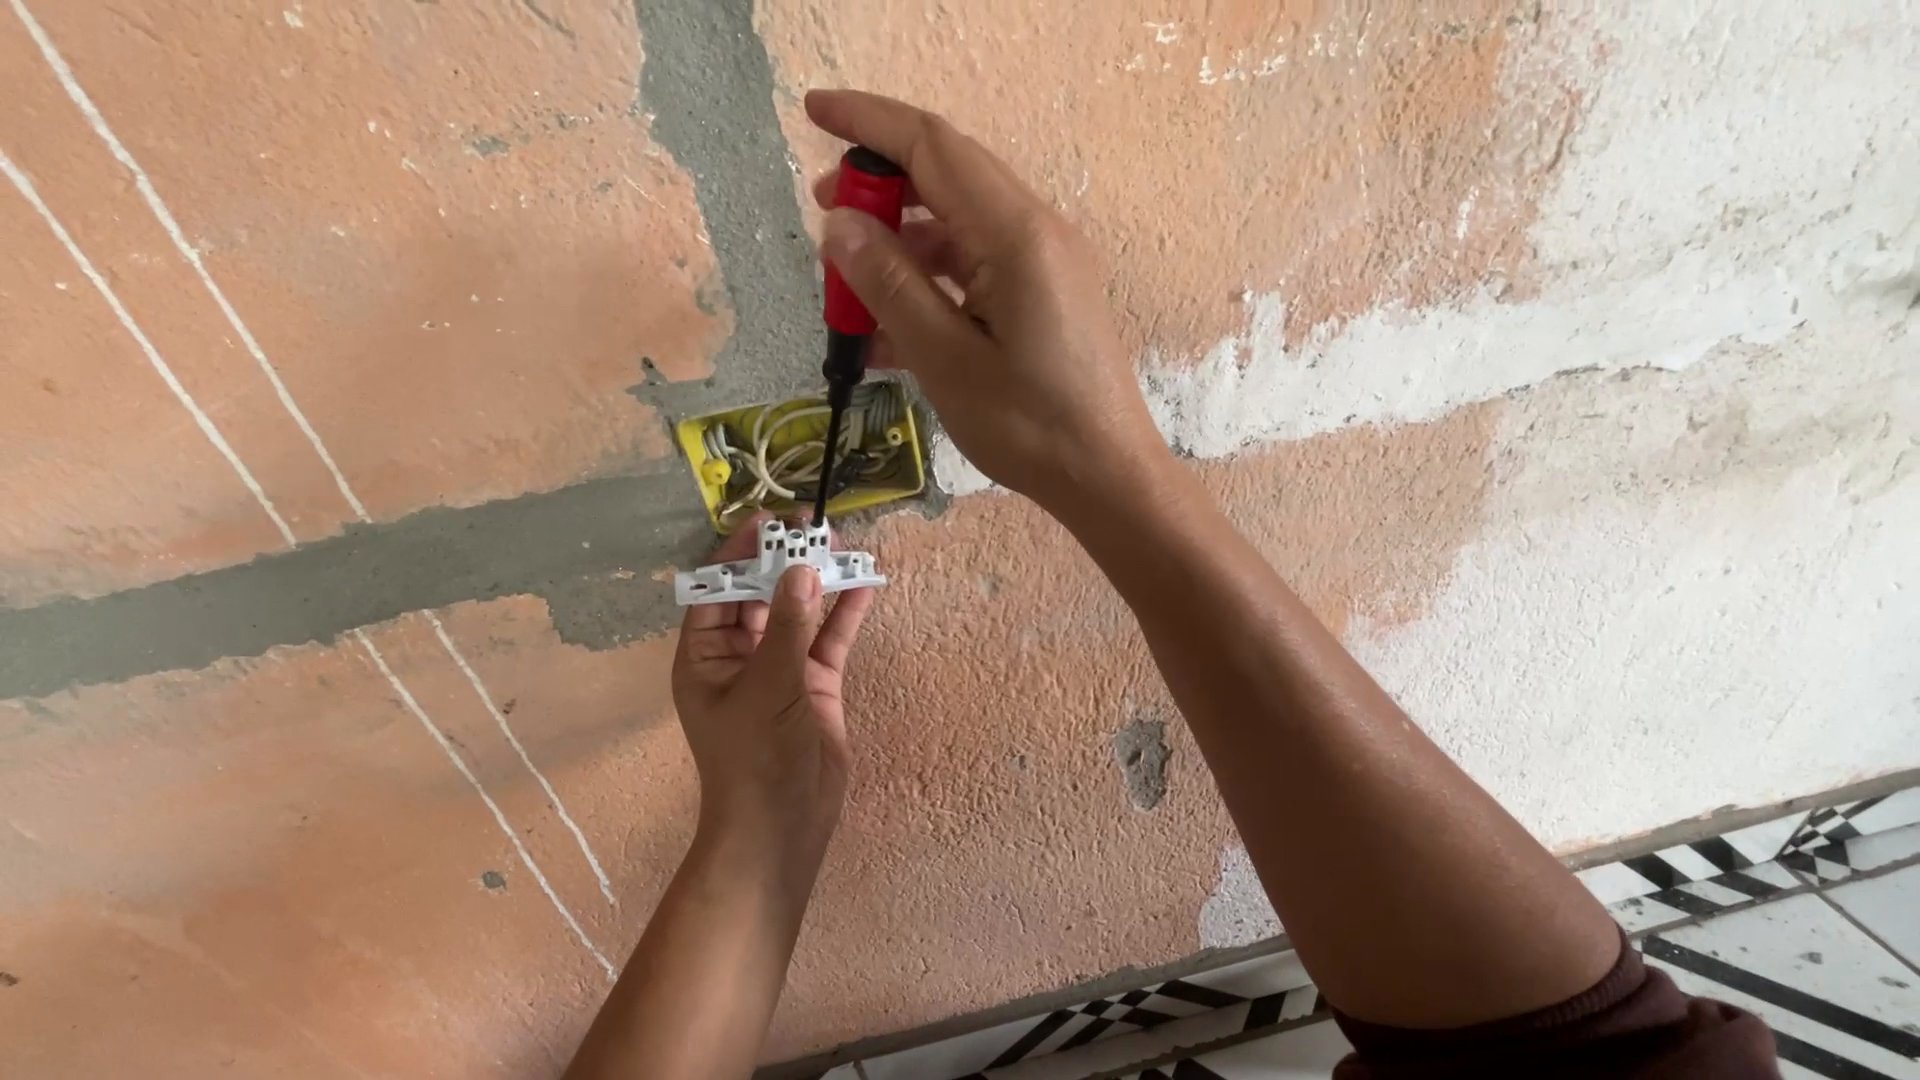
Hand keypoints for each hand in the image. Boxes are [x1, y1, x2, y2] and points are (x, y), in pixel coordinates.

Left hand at [671, 513, 875, 873]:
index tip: (768, 521)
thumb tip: (802, 569)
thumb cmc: (756, 757)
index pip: (717, 592)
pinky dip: (845, 614)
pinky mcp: (815, 685)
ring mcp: (781, 670)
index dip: (738, 555)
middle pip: (761, 597)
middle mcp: (740, 657)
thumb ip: (789, 627)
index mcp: (706, 657)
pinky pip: (829, 640)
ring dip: (818, 582)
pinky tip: (865, 584)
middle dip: (783, 562)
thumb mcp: (769, 687)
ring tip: (841, 544)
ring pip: (799, 614)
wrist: (784, 826)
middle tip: (811, 525)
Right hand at [805, 90, 1173, 512]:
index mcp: (1016, 235)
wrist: (1106, 475)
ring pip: (960, 227)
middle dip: (881, 188)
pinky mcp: (1047, 296)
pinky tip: (893, 324)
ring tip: (851, 283)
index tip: (812, 112)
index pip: (933, 148)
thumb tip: (841, 225)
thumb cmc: (1029, 427)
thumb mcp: (947, 360)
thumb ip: (892, 286)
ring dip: (902, 244)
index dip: (869, 123)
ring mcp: (1046, 264)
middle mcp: (1037, 232)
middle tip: (827, 222)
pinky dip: (933, 282)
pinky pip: (979, 268)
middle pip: (948, 179)